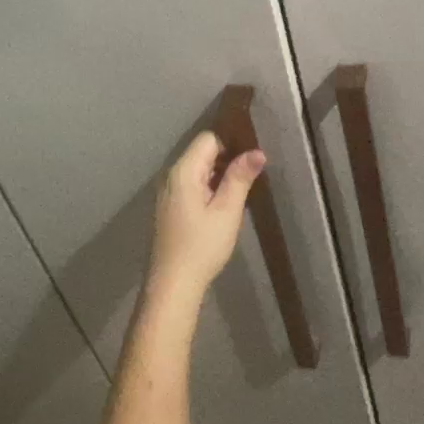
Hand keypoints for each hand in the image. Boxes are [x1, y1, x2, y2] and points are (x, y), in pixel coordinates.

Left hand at [146, 131, 264, 300]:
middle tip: (249, 178)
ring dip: (217, 176)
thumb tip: (257, 151)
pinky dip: (206, 188)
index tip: (250, 160)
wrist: (172, 284)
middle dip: (225, 160)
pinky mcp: (167, 207)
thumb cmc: (202, 246)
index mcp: (183, 171)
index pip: (208, 139)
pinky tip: (219, 207)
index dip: (231, 144)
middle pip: (201, 153)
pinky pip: (189, 185)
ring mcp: (166, 192)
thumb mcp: (227, 211)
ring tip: (238, 193)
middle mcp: (170, 175)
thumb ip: (240, 178)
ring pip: (196, 170)